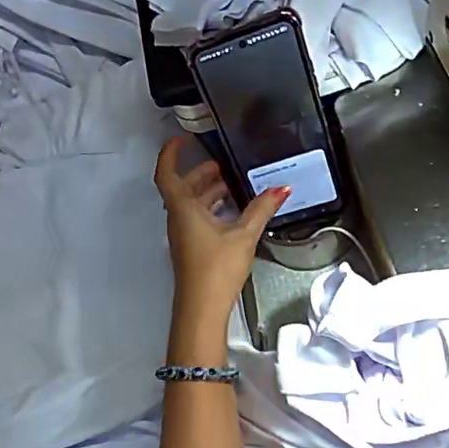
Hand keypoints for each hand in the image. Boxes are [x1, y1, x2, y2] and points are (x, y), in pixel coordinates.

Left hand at [155, 136, 287, 322]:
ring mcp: (182, 236)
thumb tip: (281, 189)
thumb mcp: (244, 234)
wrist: (202, 307)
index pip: (167, 173)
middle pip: (182, 189)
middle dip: (200, 174)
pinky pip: (197, 221)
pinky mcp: (191, 250)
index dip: (171, 153)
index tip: (183, 140)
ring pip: (191, 206)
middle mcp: (178, 219)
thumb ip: (262, 209)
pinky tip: (232, 215)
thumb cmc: (216, 267)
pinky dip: (211, 211)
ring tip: (232, 187)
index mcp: (183, 208)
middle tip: (221, 166)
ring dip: (207, 193)